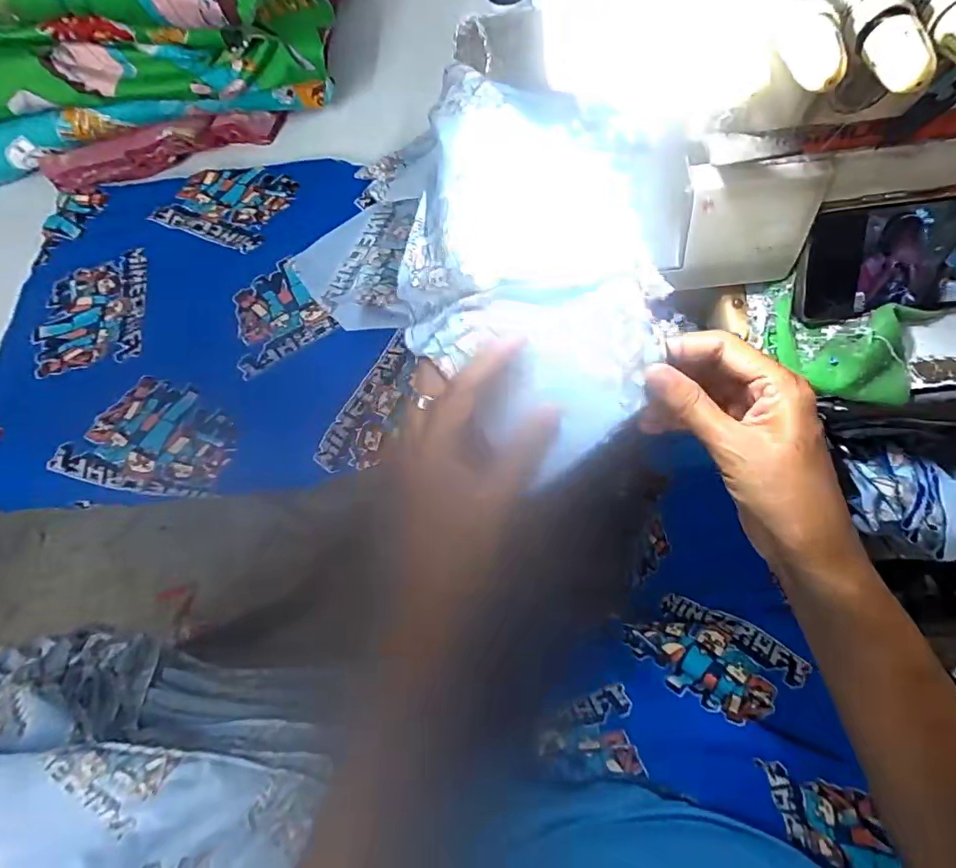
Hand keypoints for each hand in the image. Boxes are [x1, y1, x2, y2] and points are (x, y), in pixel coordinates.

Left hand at [391, 340, 558, 616]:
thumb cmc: (462, 560)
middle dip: (465, 369)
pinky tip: (471, 433)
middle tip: (498, 353)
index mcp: (431, 447)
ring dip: (454, 394)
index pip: (463, 390)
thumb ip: (523, 451)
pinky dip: (450, 424)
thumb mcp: (499, 503)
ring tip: (485, 382)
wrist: (422, 619)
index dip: (491, 361)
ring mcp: (406, 471)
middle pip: (435, 394)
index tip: (518, 335)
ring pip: (427, 416)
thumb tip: (550, 406)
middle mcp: (411, 450)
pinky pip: (428, 440)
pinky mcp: (409, 491)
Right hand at [640, 332, 860, 570]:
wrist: (808, 550)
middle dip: (677, 374)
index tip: (647, 358)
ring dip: (675, 398)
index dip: (686, 348)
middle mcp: (767, 392)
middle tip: (638, 386)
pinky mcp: (742, 437)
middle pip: (714, 367)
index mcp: (777, 384)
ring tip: (640, 410)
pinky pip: (708, 414)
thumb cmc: (780, 495)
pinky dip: (683, 418)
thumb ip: (691, 406)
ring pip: (707, 392)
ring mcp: (754, 414)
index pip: (726, 347)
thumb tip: (652, 371)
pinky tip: (654, 424)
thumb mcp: (733, 446)